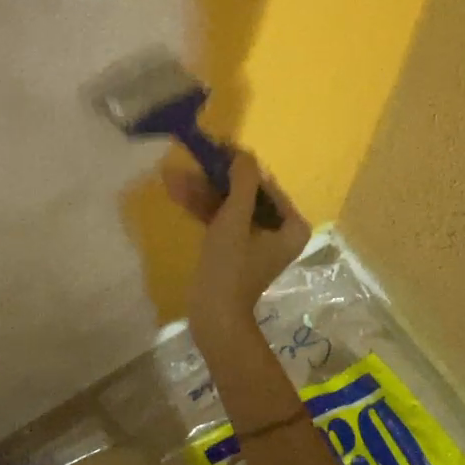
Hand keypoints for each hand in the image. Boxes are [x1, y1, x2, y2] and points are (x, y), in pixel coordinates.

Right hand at [163, 153, 311, 338]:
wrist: (214, 316)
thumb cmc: (230, 268)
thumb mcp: (235, 220)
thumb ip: (242, 182)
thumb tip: (243, 152)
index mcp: (291, 225)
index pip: (264, 185)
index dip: (238, 166)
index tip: (213, 148)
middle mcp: (279, 231)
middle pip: (245, 195)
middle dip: (213, 180)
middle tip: (191, 160)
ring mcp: (256, 242)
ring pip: (229, 207)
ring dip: (202, 192)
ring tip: (173, 176)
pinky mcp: (235, 251)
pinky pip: (221, 222)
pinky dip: (202, 209)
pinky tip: (177, 193)